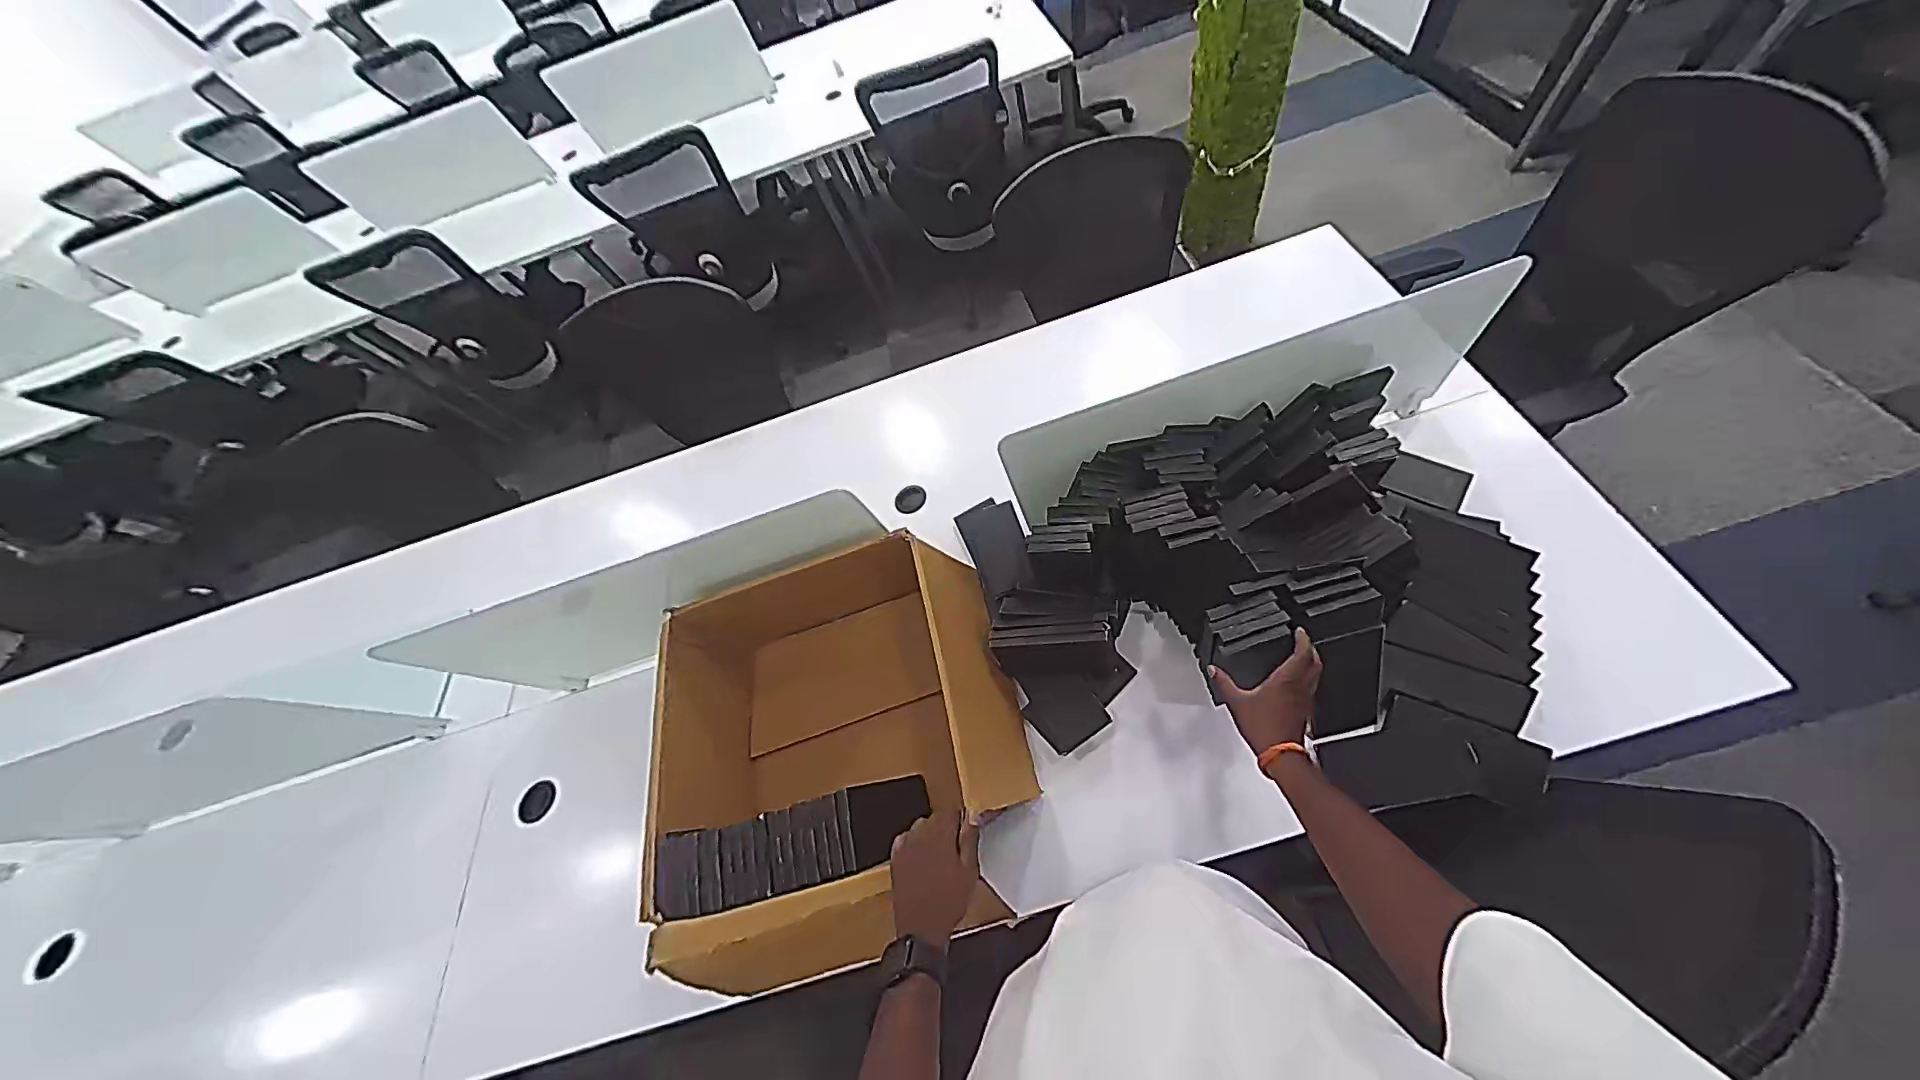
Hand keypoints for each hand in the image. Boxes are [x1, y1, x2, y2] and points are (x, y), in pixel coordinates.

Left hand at [889, 809, 979, 949]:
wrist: (921, 929)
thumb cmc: (948, 901)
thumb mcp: (969, 870)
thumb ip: (969, 839)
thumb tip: (972, 816)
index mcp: (940, 834)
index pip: (951, 811)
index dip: (961, 819)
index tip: (968, 830)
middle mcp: (919, 834)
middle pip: (935, 818)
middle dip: (947, 828)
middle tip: (957, 851)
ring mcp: (905, 845)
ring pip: (921, 828)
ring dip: (931, 835)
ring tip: (941, 858)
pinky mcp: (896, 858)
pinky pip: (906, 840)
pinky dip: (915, 845)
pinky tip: (923, 860)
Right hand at [1209, 626, 1322, 751]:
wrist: (1281, 754)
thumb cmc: (1264, 728)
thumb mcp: (1237, 702)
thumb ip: (1224, 683)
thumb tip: (1214, 670)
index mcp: (1286, 680)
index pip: (1302, 653)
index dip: (1303, 639)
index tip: (1300, 632)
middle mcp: (1300, 687)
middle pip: (1315, 662)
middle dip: (1311, 649)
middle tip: (1304, 642)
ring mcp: (1306, 700)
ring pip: (1316, 675)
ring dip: (1312, 663)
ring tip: (1303, 658)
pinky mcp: (1307, 711)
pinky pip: (1312, 688)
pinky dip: (1308, 679)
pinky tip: (1297, 684)